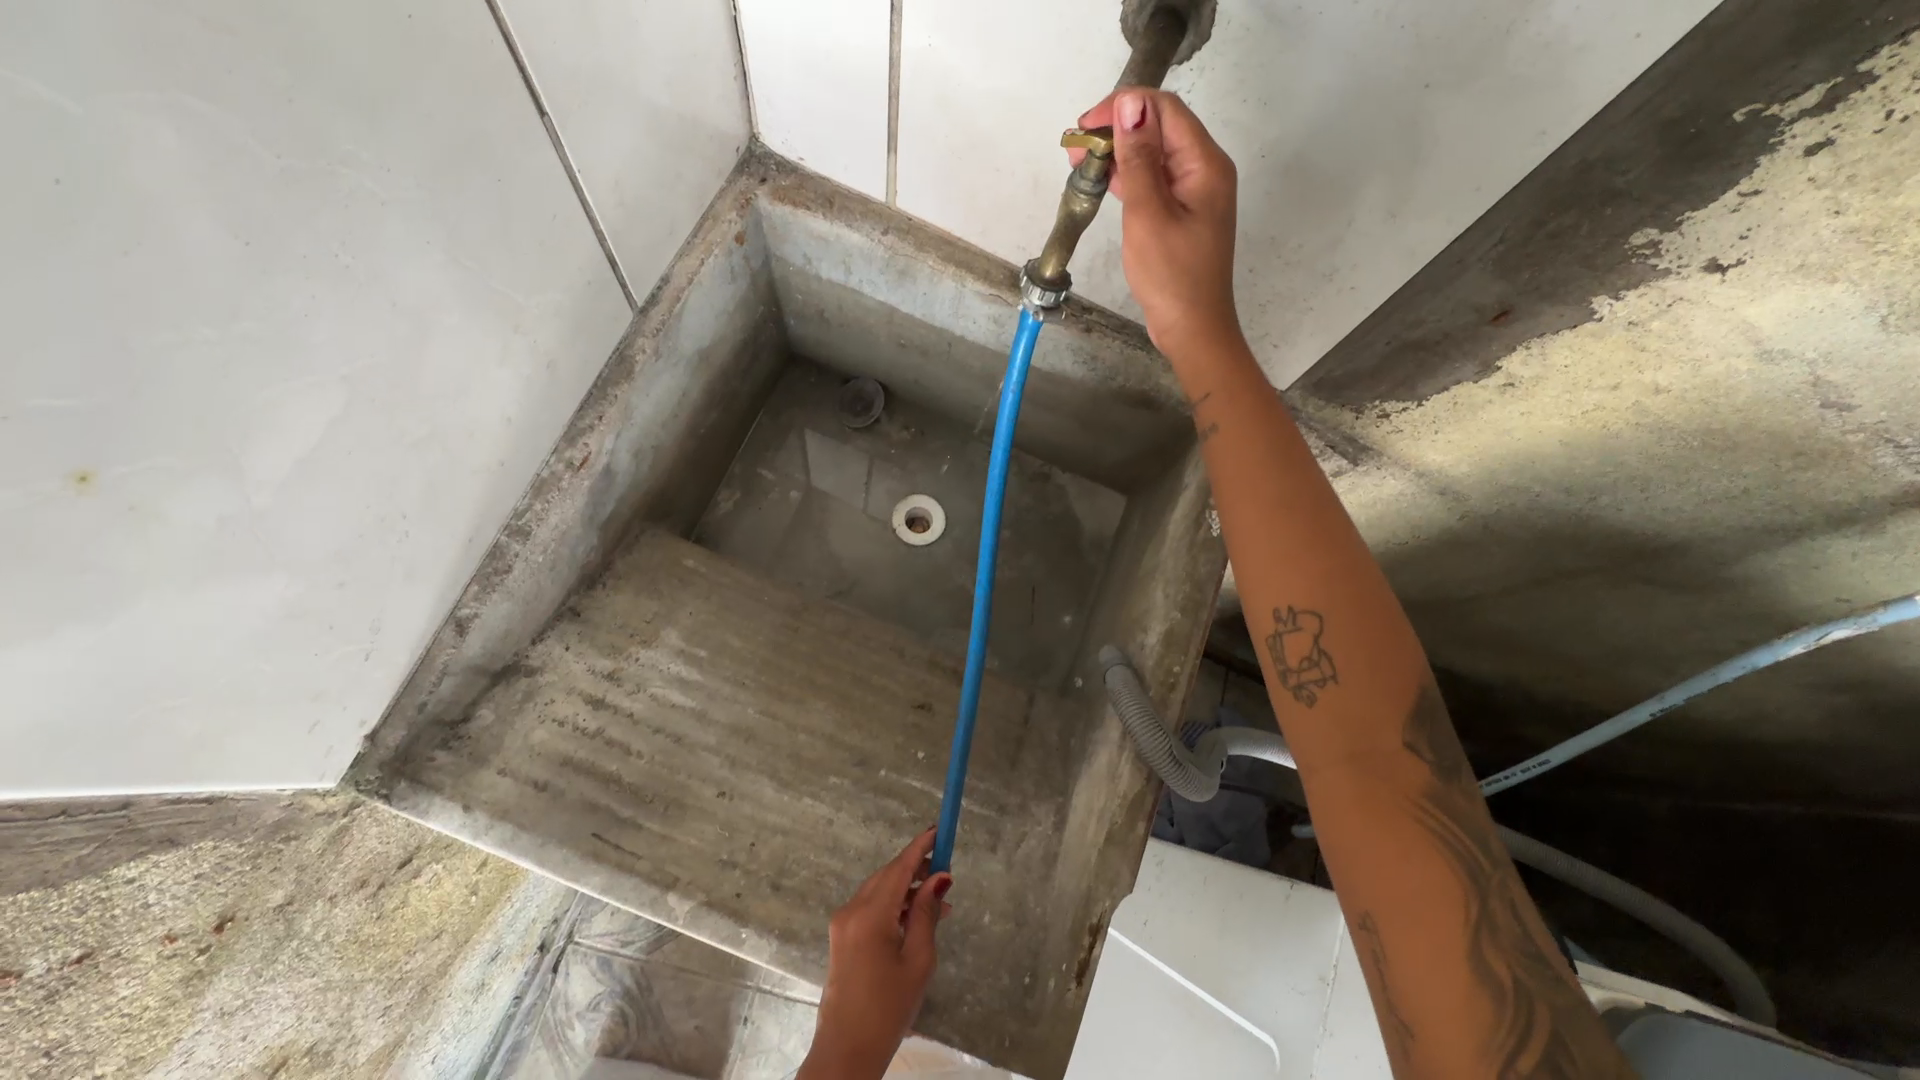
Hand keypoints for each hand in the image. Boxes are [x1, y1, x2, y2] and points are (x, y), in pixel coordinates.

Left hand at [798, 828, 952, 1079]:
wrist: (847, 1048)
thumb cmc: (889, 1007)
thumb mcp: (918, 960)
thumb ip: (926, 914)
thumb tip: (938, 878)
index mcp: (870, 914)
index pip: (899, 868)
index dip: (920, 847)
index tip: (938, 830)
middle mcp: (851, 910)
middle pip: (887, 876)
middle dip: (916, 869)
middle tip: (946, 870)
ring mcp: (842, 923)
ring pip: (879, 891)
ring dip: (907, 890)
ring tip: (939, 902)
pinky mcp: (841, 937)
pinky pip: (871, 908)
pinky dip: (894, 906)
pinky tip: (916, 918)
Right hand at [1069, 89, 1241, 359]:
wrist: (1192, 328)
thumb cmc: (1171, 276)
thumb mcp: (1148, 215)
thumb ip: (1138, 159)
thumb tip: (1130, 105)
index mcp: (1205, 164)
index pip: (1164, 110)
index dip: (1122, 108)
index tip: (1083, 128)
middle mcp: (1204, 169)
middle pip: (1159, 127)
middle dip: (1116, 129)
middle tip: (1074, 149)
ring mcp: (1194, 191)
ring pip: (1153, 154)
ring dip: (1117, 153)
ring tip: (1078, 165)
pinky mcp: (1181, 211)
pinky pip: (1153, 179)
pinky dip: (1126, 177)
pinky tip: (1100, 183)